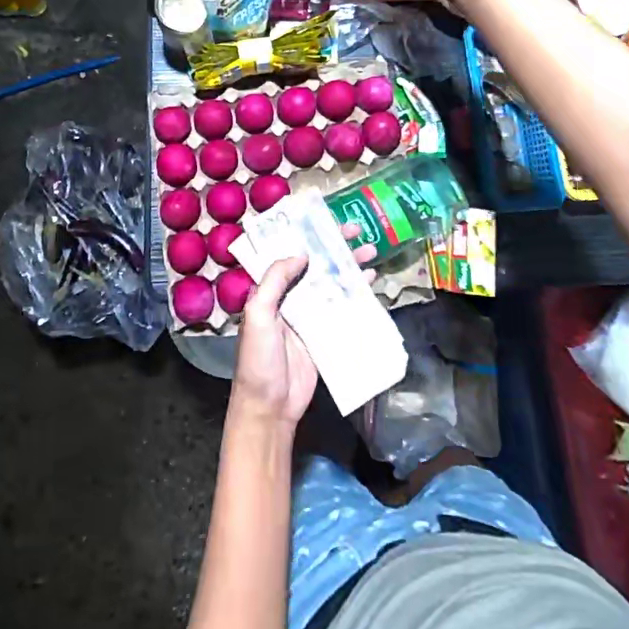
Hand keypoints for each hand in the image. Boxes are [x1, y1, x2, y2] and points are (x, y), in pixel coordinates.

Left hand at [230, 225, 376, 426]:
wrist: (270, 406)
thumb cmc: (258, 360)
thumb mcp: (258, 315)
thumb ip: (274, 282)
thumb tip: (299, 254)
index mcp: (270, 291)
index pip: (290, 255)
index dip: (309, 237)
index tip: (328, 222)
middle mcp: (290, 299)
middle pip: (316, 266)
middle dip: (335, 247)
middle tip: (357, 230)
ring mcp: (310, 316)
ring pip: (332, 283)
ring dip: (350, 266)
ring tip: (371, 250)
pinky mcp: (326, 334)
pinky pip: (343, 307)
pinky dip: (357, 293)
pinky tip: (370, 280)